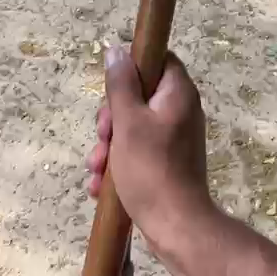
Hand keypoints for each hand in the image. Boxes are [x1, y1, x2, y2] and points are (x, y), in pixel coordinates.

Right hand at [87, 43, 216, 255]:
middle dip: (112, 118)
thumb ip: (120, 85)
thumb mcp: (128, 122)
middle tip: (103, 136)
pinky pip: (139, 150)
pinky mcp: (167, 161)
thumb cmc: (151, 167)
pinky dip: (119, 163)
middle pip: (139, 95)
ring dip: (110, 146)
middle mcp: (180, 109)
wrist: (175, 226)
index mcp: (178, 91)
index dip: (131, 69)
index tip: (112, 90)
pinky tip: (101, 185)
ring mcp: (174, 136)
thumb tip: (116, 50)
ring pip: (133, 126)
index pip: (157, 59)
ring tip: (97, 168)